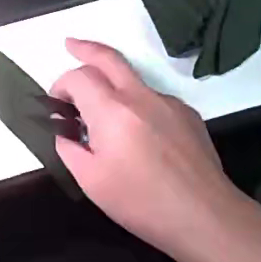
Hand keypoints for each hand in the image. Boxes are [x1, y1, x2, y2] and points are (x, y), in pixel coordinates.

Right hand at [50, 38, 254, 257]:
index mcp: (112, 110)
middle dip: (86, 48)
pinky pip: (153, 100)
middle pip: (109, 58)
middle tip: (70, 45)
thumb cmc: (140, 202)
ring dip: (112, 85)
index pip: (79, 77)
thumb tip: (65, 132)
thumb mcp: (90, 181)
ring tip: (101, 115)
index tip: (56, 106)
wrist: (204, 216)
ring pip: (133, 81)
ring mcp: (168, 103)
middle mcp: (141, 97)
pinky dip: (136, 106)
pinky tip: (136, 137)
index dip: (60, 85)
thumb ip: (70, 149)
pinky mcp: (188, 115)